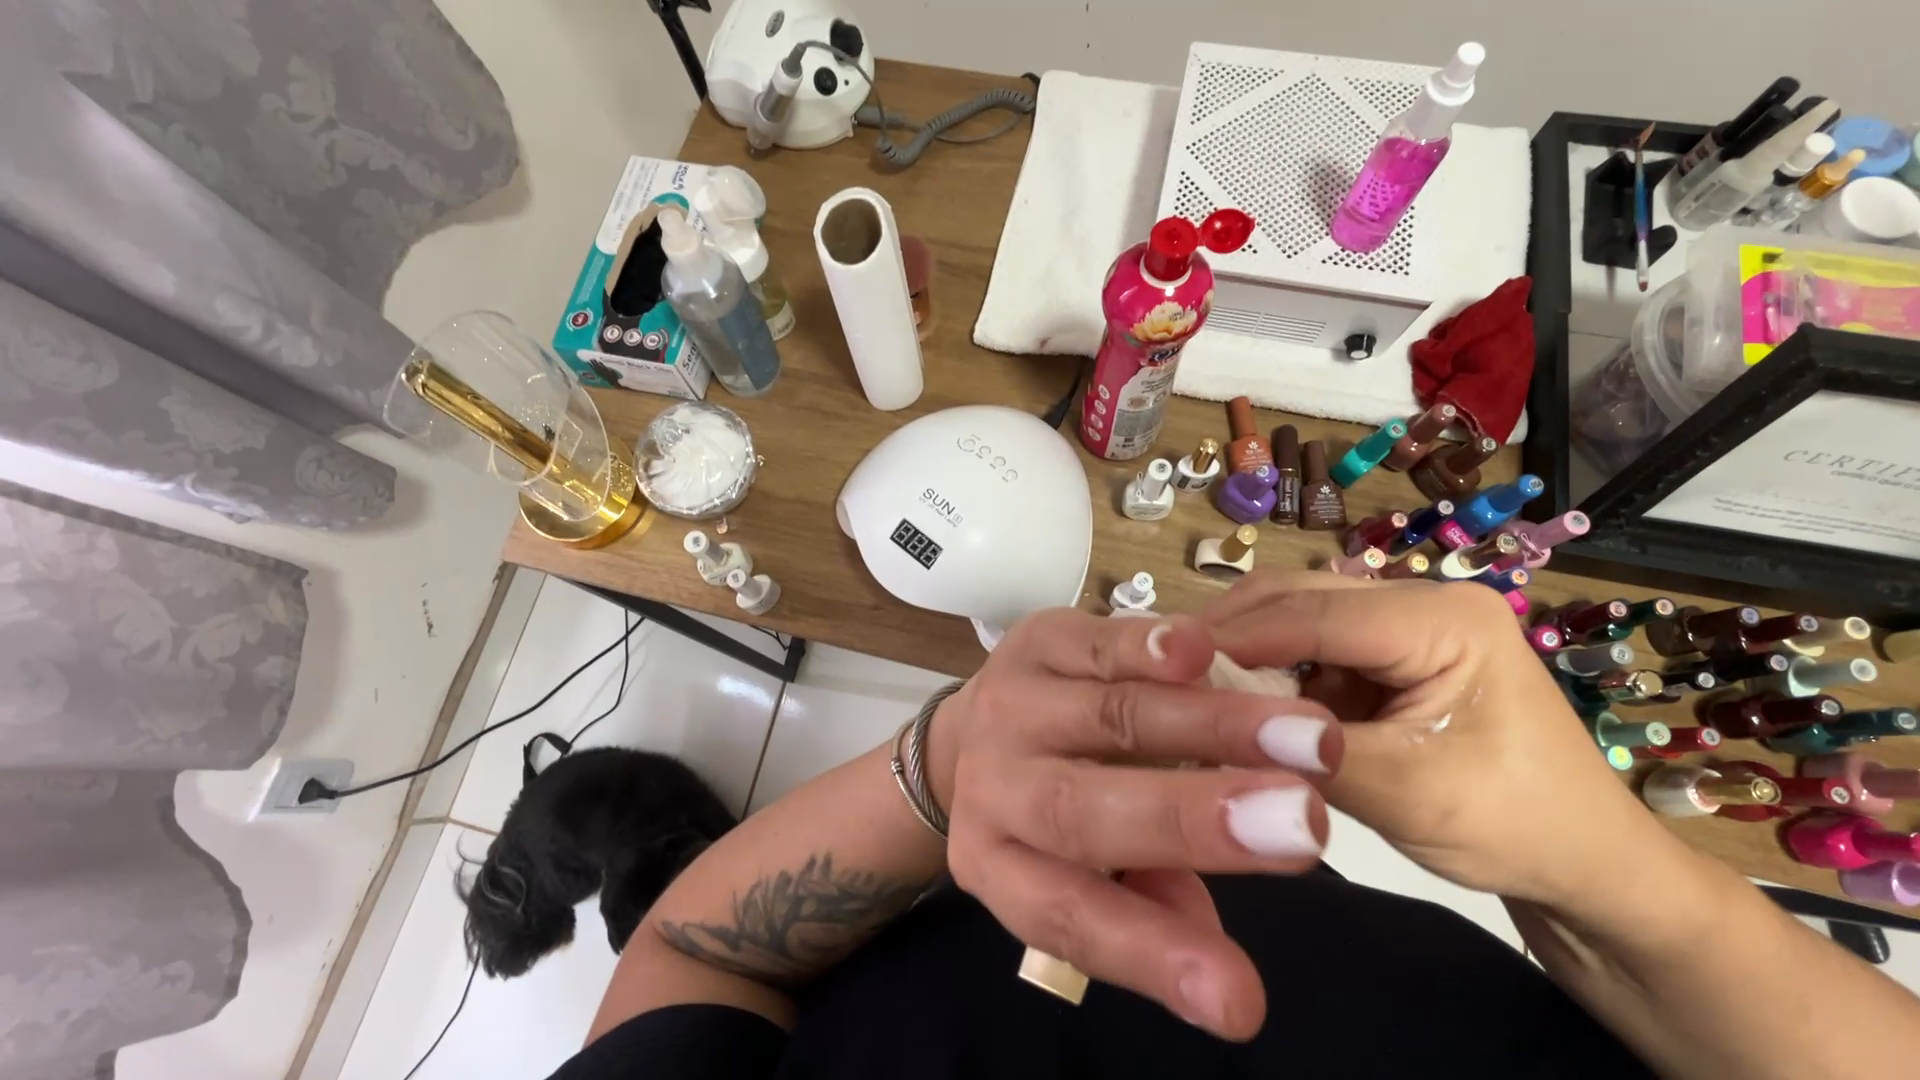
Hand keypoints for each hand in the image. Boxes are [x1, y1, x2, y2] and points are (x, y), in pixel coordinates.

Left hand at [924, 609, 1343, 1039]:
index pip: (1068, 916)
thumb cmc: (1054, 810)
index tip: (1238, 998)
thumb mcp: (1090, 872)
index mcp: (1001, 865)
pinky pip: (1095, 644)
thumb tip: (1225, 988)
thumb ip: (1152, 910)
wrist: (981, 723)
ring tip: (1305, 736)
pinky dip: (1148, 645)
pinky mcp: (1035, 642)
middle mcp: (994, 787)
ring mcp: (1010, 705)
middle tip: (1301, 824)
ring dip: (1209, 725)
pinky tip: (1202, 650)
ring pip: (1108, 717)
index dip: (1150, 954)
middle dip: (1192, 819)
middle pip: (1080, 810)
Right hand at [1202, 572, 1664, 907]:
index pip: (1315, 613)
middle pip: (1298, 599)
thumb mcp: (1409, 794)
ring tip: (1186, 688)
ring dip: (1243, 652)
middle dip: (1228, 636)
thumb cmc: (1517, 826)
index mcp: (1444, 618)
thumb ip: (1311, 754)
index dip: (1233, 638)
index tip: (1159, 668)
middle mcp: (1421, 602)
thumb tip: (1210, 732)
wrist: (1585, 866)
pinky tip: (1232, 702)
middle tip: (1161, 675)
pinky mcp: (1387, 657)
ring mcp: (1403, 627)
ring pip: (1296, 618)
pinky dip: (1267, 673)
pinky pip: (1309, 649)